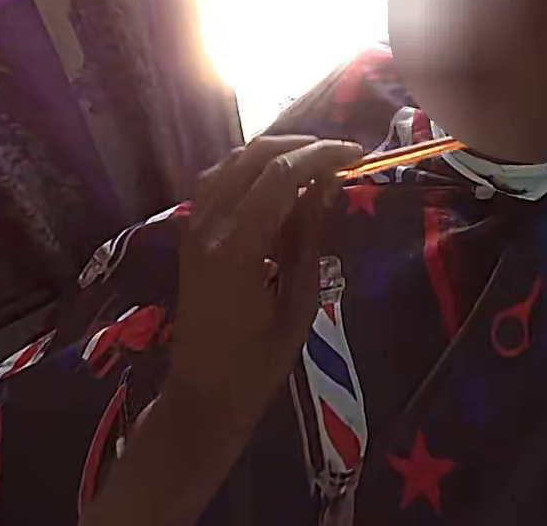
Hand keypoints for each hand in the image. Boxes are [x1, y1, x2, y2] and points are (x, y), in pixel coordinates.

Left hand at [164, 134, 360, 439]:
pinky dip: (250, 166)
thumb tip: (327, 184)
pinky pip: (219, 178)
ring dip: (275, 151)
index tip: (355, 153)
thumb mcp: (299, 304)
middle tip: (339, 154)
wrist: (200, 399)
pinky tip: (275, 176)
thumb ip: (309, 237)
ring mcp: (194, 224)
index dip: (321, 155)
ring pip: (234, 160)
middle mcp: (208, 224)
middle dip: (301, 147)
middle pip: (255, 156)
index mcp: (236, 246)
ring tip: (314, 159)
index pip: (281, 174)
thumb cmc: (257, 365)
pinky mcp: (191, 230)